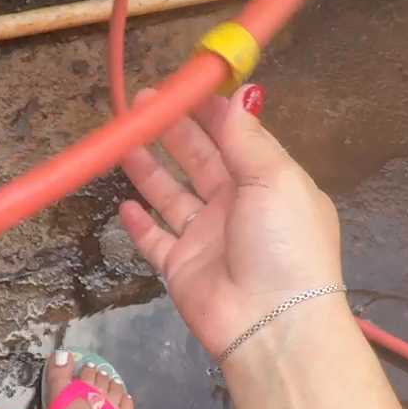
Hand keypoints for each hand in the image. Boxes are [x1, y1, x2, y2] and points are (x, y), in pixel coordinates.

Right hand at [118, 86, 344, 358]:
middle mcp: (236, 206)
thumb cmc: (282, 244)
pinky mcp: (181, 267)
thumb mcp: (275, 181)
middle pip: (199, 161)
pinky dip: (140, 223)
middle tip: (144, 104)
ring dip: (150, 168)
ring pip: (172, 195)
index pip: (234, 137)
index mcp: (267, 182)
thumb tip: (241, 93)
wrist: (269, 322)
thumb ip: (248, 139)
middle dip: (174, 131)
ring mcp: (206, 238)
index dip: (210, 111)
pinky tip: (125, 204)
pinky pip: (156, 239)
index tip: (184, 86)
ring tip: (125, 142)